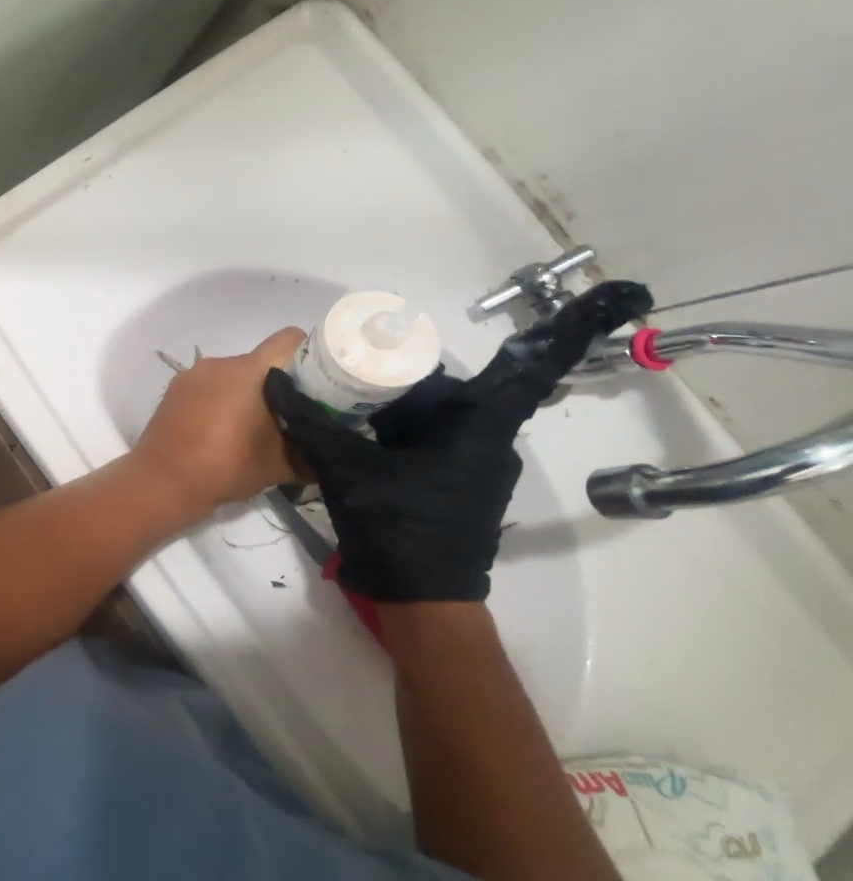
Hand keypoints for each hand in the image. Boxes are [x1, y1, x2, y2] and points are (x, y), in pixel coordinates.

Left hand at [133, 327, 307, 516]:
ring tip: (250, 428)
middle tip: (286, 416)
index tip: (316, 382)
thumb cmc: (227, 466)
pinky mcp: (173, 391)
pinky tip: (218, 430)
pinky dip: (217, 400)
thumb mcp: (280, 465)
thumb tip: (329, 453)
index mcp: (249, 370)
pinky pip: (206, 386)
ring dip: (244, 394)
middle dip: (275, 384)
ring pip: (231, 375)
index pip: (289, 340)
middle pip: (259, 361)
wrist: (164, 480)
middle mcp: (218, 363)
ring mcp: (191, 375)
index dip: (309, 354)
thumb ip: (311, 454)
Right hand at [264, 282, 652, 601]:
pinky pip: (430, 442)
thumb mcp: (346, 470)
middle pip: (455, 391)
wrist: (420, 602)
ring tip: (349, 396)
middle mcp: (489, 443)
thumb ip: (311, 424)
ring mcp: (474, 468)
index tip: (619, 293)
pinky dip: (399, 431)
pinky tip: (358, 433)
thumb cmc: (397, 529)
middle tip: (362, 361)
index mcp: (479, 430)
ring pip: (439, 418)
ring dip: (399, 408)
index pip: (528, 370)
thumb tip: (276, 382)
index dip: (571, 329)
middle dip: (409, 378)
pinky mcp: (456, 487)